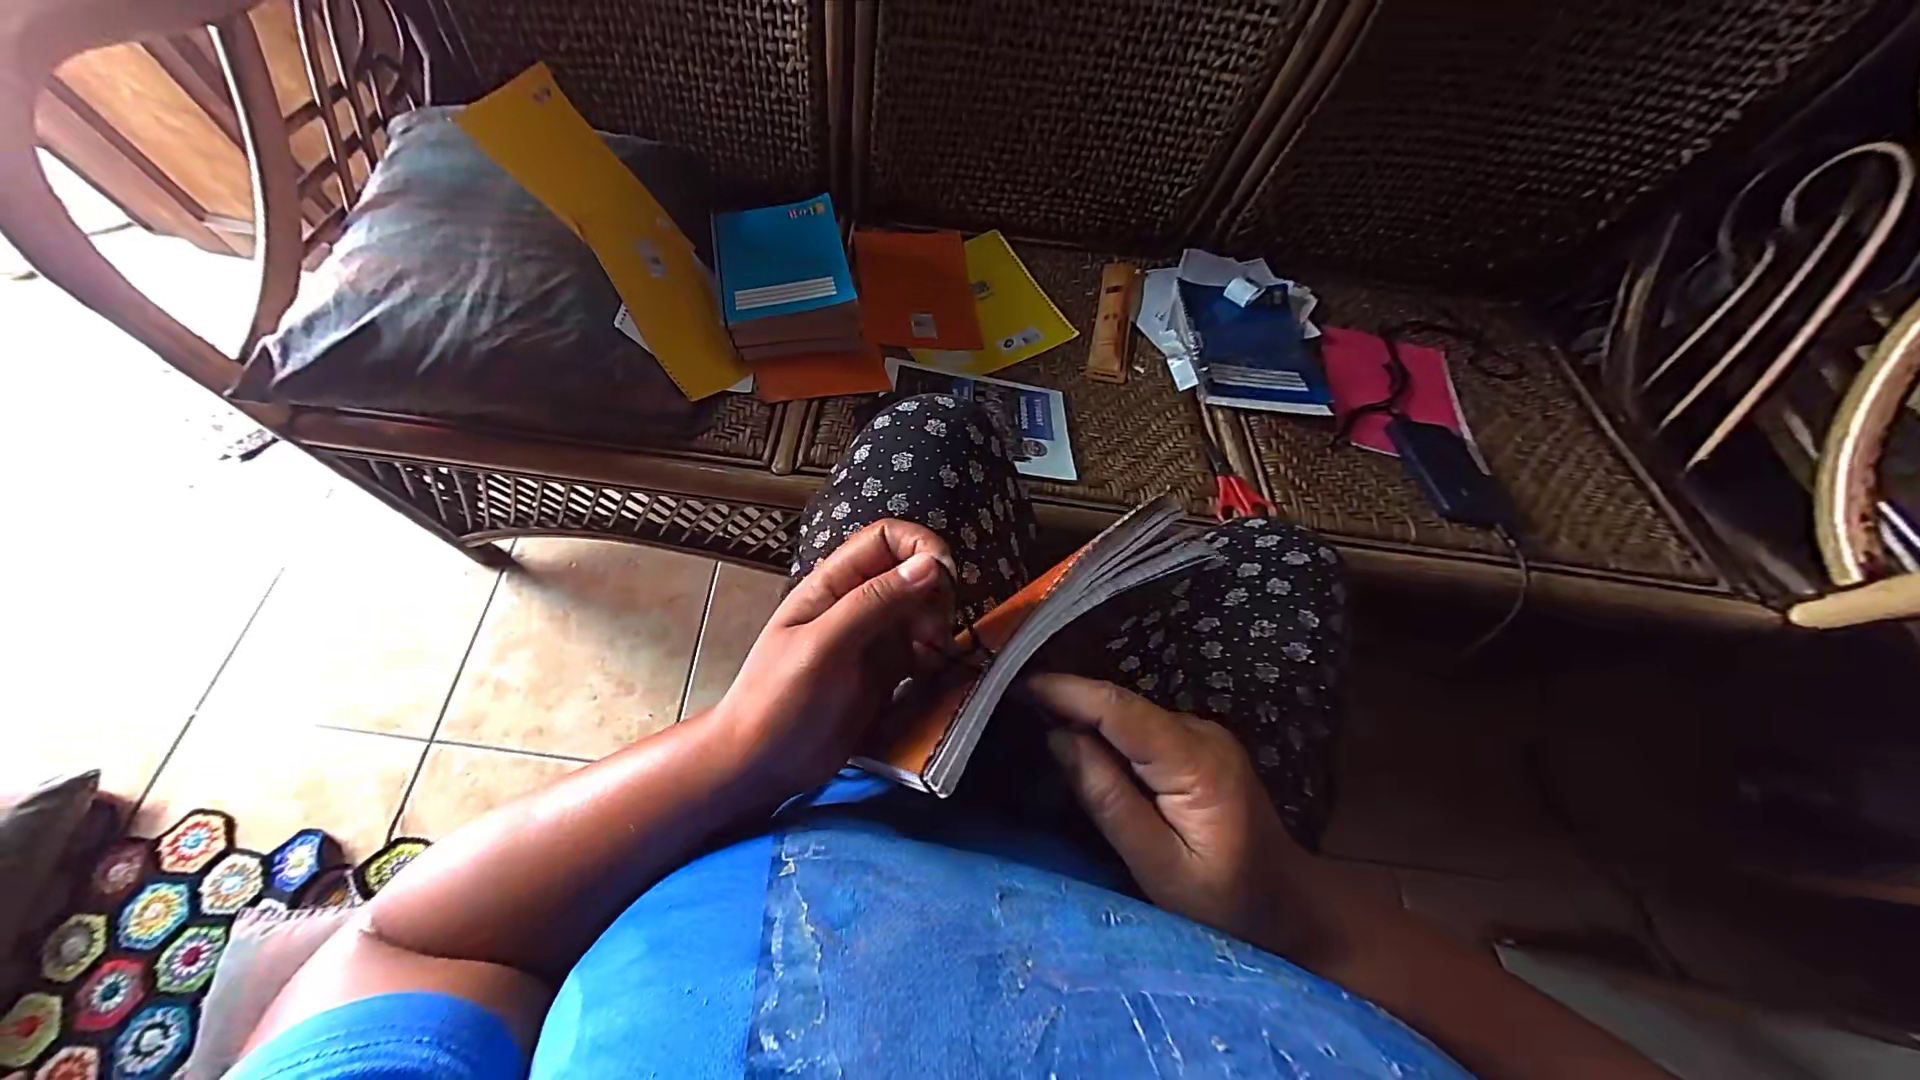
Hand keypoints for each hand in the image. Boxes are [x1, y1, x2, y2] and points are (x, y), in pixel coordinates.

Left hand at [713, 519, 956, 793]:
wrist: (761, 764)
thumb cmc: (774, 701)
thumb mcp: (822, 646)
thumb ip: (874, 602)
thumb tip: (927, 565)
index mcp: (833, 584)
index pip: (886, 538)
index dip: (920, 545)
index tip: (942, 573)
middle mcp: (857, 604)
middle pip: (914, 572)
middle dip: (934, 593)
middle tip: (932, 630)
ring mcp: (874, 637)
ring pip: (924, 609)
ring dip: (938, 626)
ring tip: (928, 656)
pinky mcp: (887, 669)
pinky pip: (924, 647)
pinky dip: (934, 655)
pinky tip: (924, 674)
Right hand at [1029, 674, 1301, 952]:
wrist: (1289, 905)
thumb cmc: (1225, 904)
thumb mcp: (1157, 867)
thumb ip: (1107, 800)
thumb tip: (1059, 738)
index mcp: (1197, 764)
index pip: (1122, 710)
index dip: (1068, 692)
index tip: (1020, 685)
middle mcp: (1203, 732)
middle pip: (1123, 704)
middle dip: (1067, 698)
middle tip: (1014, 699)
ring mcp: (1203, 733)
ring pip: (1128, 711)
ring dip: (1082, 710)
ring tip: (1032, 711)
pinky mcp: (1197, 741)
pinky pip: (1140, 724)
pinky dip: (1103, 725)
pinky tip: (1075, 732)